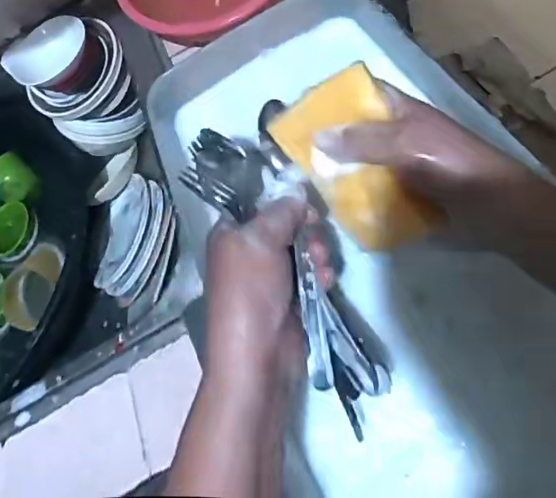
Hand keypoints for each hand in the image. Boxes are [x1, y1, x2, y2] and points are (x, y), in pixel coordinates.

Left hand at [202, 198, 332, 384]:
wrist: (259, 359)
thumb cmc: (250, 291)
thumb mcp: (261, 239)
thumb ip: (282, 211)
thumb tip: (297, 196)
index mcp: (230, 234)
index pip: (255, 202)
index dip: (280, 199)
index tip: (301, 199)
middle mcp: (249, 251)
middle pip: (285, 223)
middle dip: (305, 228)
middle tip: (313, 235)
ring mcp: (272, 275)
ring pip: (302, 246)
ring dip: (316, 251)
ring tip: (320, 265)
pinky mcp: (293, 296)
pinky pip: (312, 272)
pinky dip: (321, 274)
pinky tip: (325, 281)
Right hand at [316, 82, 543, 243]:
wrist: (500, 212)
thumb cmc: (454, 166)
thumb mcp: (406, 145)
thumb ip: (363, 140)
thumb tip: (316, 135)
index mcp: (401, 111)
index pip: (361, 94)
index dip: (333, 98)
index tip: (299, 112)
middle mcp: (399, 134)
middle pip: (357, 133)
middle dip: (329, 142)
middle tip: (294, 158)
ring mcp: (404, 167)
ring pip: (363, 165)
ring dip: (340, 174)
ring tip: (306, 186)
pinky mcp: (410, 197)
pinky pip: (376, 194)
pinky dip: (358, 200)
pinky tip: (335, 210)